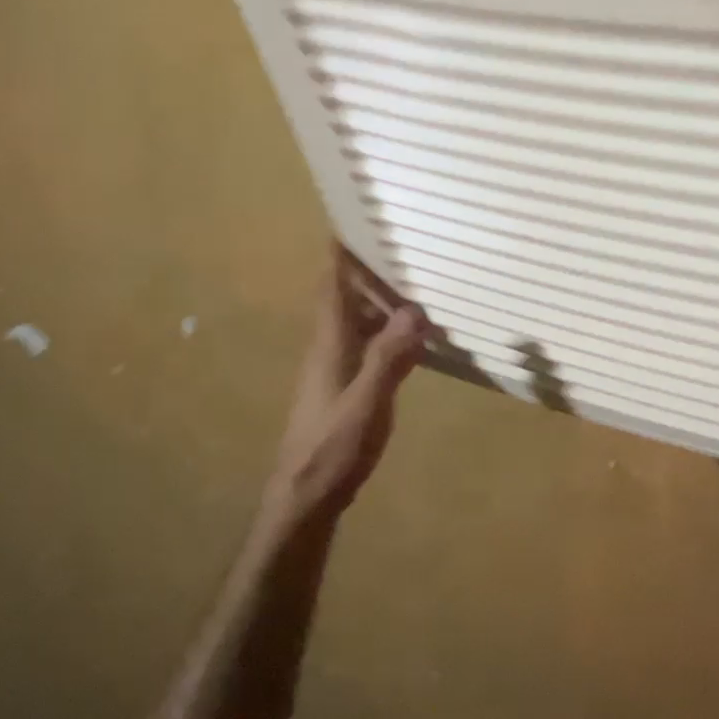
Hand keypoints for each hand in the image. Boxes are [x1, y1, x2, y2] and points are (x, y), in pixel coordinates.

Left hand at [270, 244, 425, 518]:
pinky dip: (388, 331)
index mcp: (330, 345)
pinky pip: (369, 346)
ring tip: (414, 281)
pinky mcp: (346, 390)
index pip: (331, 287)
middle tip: (401, 244)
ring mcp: (336, 371)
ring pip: (358, 322)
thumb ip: (388, 358)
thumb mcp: (365, 404)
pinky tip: (413, 336)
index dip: (339, 254)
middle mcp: (330, 349)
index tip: (351, 219)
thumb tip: (413, 310)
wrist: (304, 498)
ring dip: (379, 299)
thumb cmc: (331, 450)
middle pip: (345, 298)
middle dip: (367, 269)